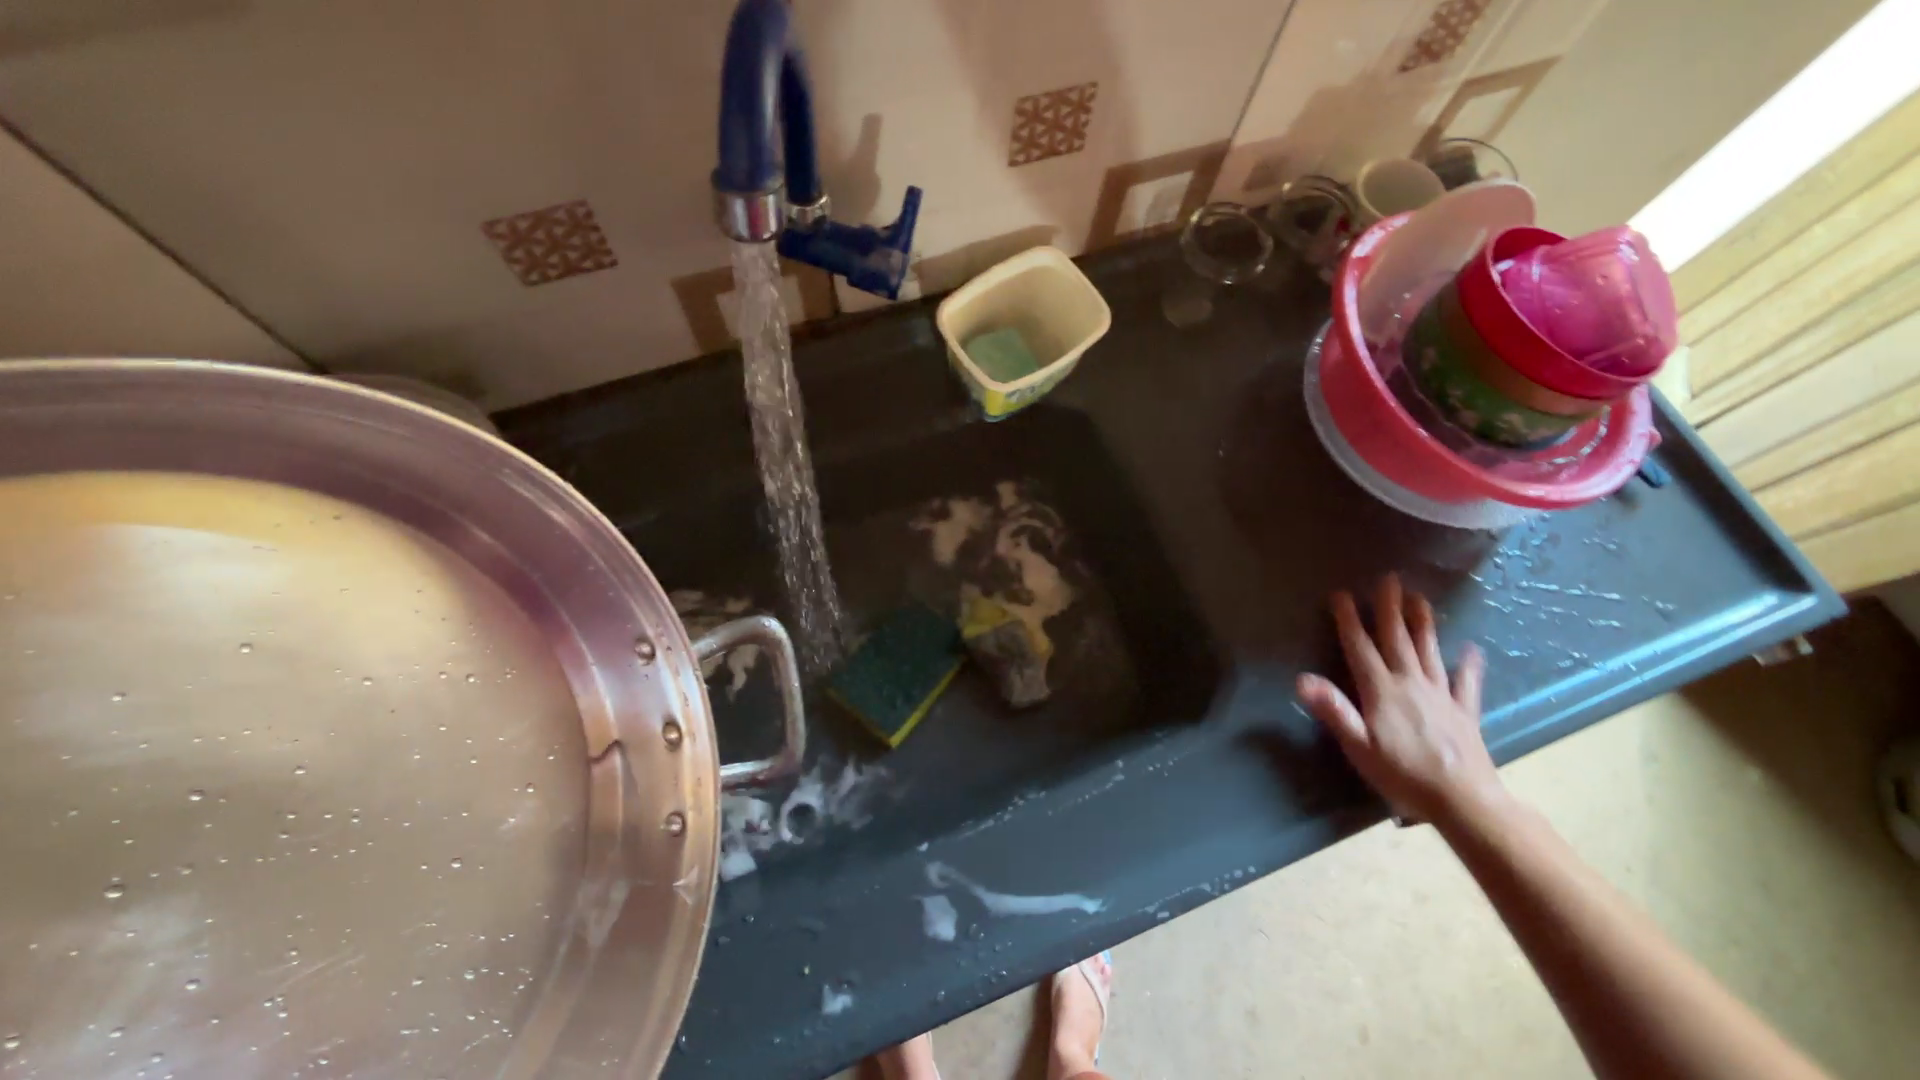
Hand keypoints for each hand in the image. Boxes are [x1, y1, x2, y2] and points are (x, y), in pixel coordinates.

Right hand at [1297, 574, 1502, 825]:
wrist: (1464, 800)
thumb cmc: (1403, 776)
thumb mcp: (1359, 747)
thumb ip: (1334, 711)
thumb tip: (1302, 679)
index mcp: (1382, 692)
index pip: (1361, 648)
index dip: (1349, 620)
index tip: (1341, 594)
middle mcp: (1411, 684)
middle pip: (1397, 639)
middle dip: (1390, 608)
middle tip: (1389, 579)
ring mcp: (1441, 696)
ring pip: (1429, 651)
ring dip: (1423, 623)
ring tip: (1419, 597)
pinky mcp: (1464, 712)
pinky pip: (1466, 682)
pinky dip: (1468, 664)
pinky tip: (1471, 650)